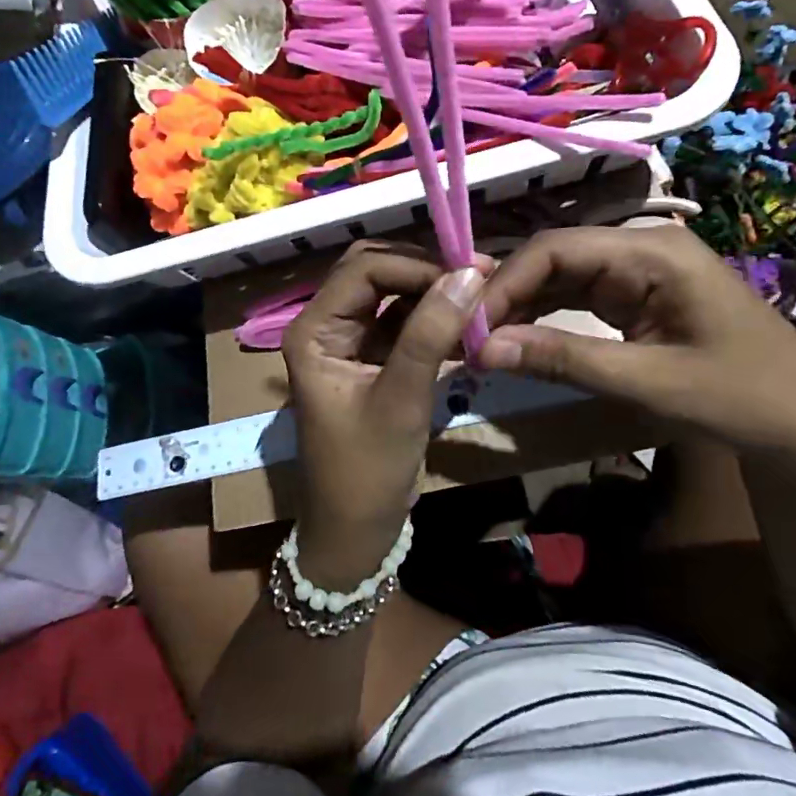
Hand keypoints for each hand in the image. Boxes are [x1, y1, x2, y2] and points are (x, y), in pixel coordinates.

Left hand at [282, 242, 485, 583]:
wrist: (355, 531)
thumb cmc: (367, 470)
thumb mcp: (401, 400)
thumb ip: (430, 334)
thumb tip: (469, 274)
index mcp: (315, 331)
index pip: (365, 269)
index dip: (416, 264)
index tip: (471, 274)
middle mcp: (327, 326)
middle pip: (375, 271)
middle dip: (424, 268)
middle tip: (479, 275)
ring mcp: (349, 342)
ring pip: (391, 293)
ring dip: (432, 290)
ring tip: (481, 293)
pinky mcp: (372, 360)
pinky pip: (403, 321)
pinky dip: (433, 317)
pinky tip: (468, 322)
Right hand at [473, 225, 795, 471]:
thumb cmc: (741, 397)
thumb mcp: (648, 381)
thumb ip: (564, 359)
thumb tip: (484, 350)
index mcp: (653, 251)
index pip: (558, 249)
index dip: (506, 283)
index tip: (469, 327)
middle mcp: (643, 248)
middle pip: (557, 257)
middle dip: (509, 295)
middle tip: (468, 338)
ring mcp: (642, 271)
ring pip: (564, 276)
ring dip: (524, 307)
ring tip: (484, 342)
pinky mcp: (640, 296)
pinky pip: (581, 297)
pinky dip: (548, 318)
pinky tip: (520, 341)